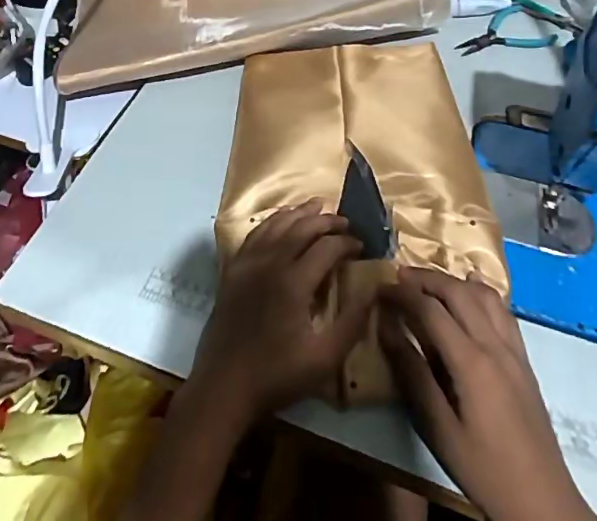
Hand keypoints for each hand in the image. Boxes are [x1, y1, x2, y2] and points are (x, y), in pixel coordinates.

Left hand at [188, 201, 373, 425]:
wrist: (222, 390)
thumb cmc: (276, 377)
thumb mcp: (325, 359)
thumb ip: (353, 321)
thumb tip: (374, 289)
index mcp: (294, 283)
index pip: (327, 247)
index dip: (347, 242)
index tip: (361, 247)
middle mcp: (270, 264)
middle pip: (302, 227)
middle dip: (328, 221)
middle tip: (346, 223)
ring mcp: (248, 265)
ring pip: (277, 225)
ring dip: (300, 213)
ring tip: (318, 207)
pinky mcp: (233, 272)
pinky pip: (254, 235)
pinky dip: (272, 222)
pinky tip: (281, 221)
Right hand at [380, 267, 596, 520]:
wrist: (540, 496)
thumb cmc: (483, 468)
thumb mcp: (438, 429)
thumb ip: (413, 375)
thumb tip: (388, 329)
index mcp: (472, 362)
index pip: (432, 310)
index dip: (404, 294)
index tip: (381, 287)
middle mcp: (495, 344)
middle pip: (459, 292)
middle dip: (428, 278)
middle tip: (400, 276)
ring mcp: (514, 348)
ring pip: (485, 294)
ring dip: (455, 280)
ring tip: (430, 282)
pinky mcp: (524, 357)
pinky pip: (503, 309)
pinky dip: (482, 292)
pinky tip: (472, 291)